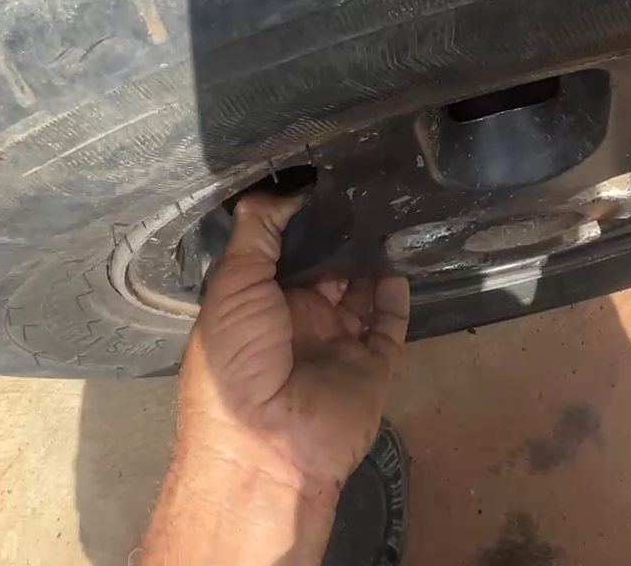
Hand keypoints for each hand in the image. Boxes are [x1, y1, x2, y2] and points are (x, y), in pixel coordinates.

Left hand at [174, 190, 410, 493]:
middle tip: (361, 189)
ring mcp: (337, 342)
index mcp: (258, 303)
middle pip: (326, 266)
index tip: (321, 180)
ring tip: (385, 215)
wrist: (266, 450)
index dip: (300, 220)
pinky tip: (398, 263)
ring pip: (361, 289)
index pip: (283, 251)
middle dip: (340, 234)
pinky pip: (390, 321)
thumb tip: (283, 189)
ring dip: (371, 258)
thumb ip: (258, 233)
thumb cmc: (237, 361)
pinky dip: (397, 293)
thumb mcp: (233, 286)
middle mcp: (298, 319)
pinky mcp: (371, 363)